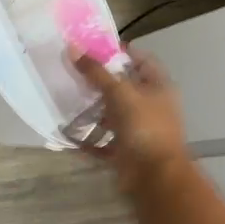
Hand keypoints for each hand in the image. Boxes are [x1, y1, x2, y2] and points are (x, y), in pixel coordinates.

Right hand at [73, 49, 187, 192]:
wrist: (154, 175)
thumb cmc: (144, 127)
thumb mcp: (120, 93)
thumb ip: (96, 72)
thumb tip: (72, 48)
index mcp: (158, 86)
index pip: (140, 59)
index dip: (118, 51)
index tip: (91, 48)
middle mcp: (150, 105)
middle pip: (122, 87)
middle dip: (98, 81)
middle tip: (72, 72)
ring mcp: (137, 129)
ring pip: (111, 114)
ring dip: (90, 110)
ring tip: (66, 99)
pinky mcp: (124, 150)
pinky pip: (101, 141)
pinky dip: (86, 138)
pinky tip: (66, 132)